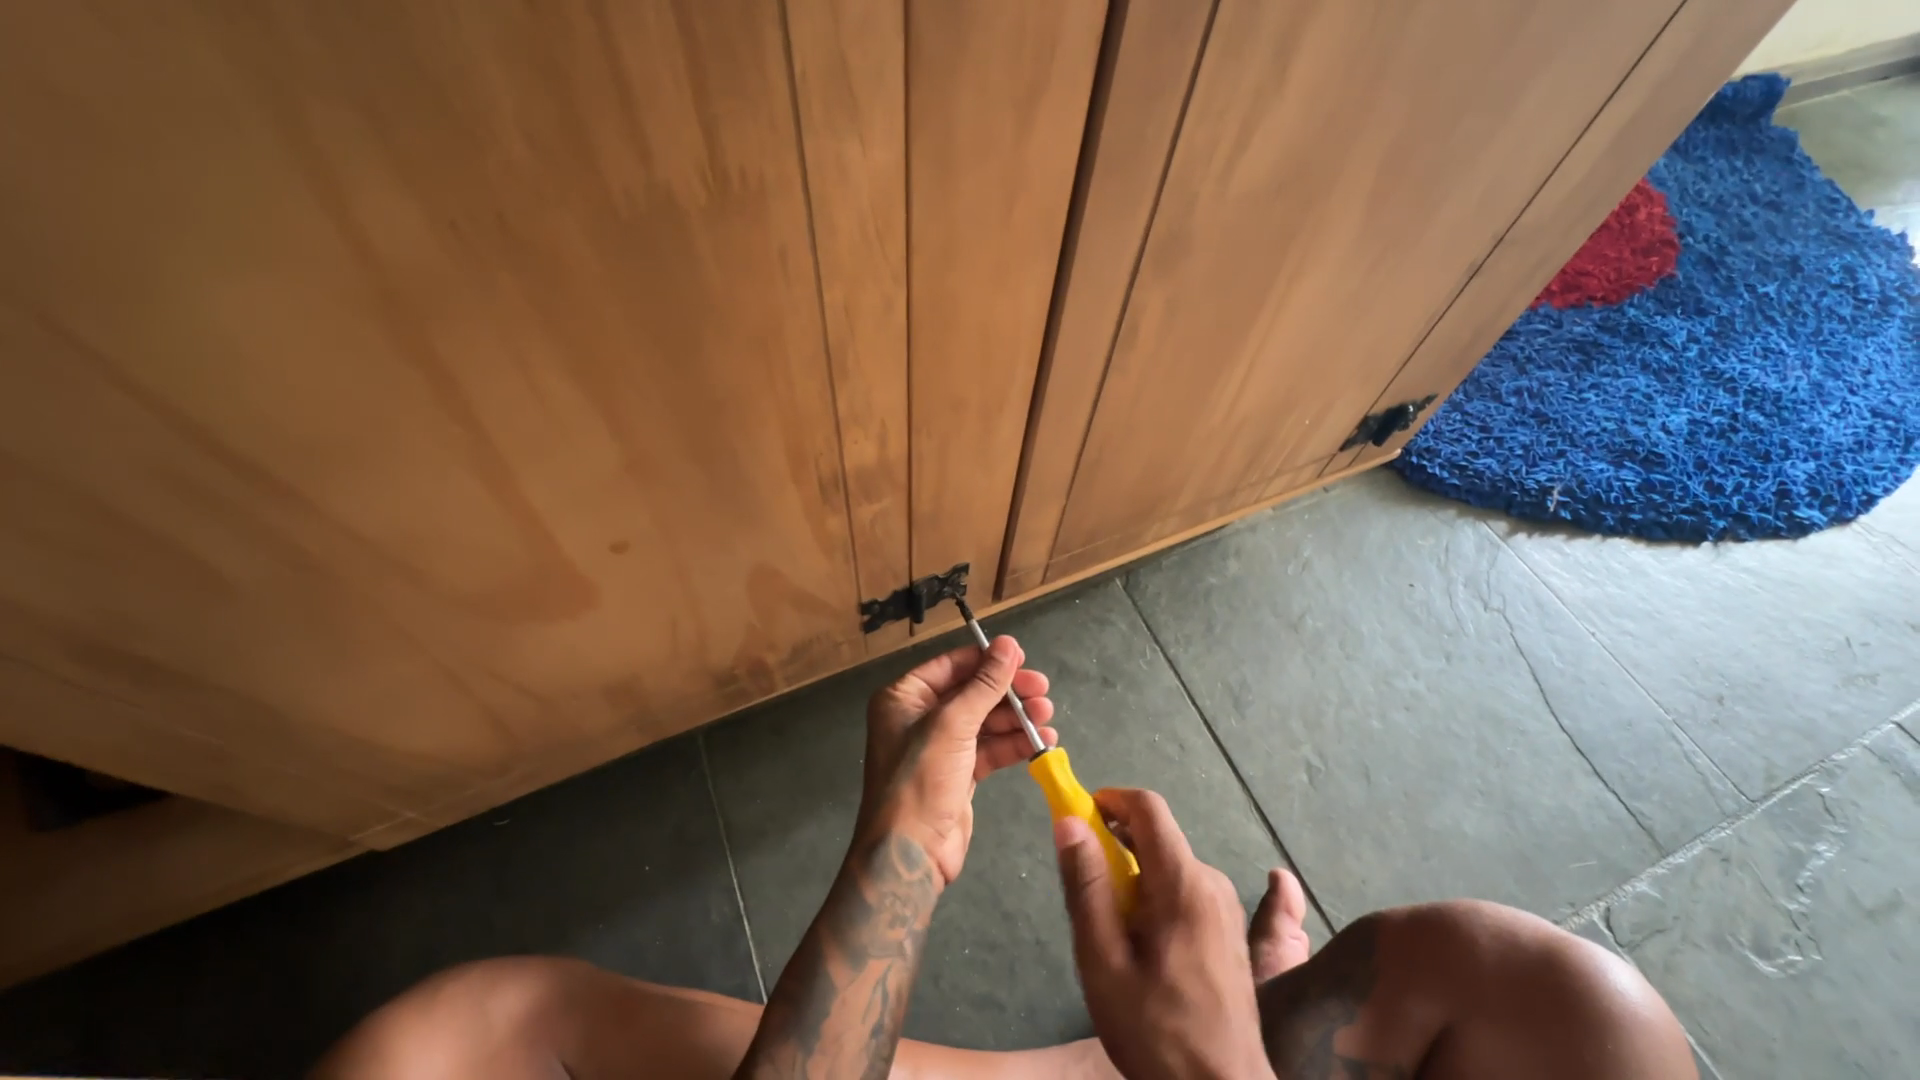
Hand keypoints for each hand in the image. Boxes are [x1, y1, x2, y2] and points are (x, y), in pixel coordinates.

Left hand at [856, 635, 1056, 885]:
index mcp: (905, 697)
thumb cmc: (920, 779)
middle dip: (1008, 692)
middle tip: (1042, 690)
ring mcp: (941, 747)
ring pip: (985, 721)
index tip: (1023, 658)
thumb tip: (1007, 644)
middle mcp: (920, 717)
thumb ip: (984, 685)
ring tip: (1047, 714)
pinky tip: (1041, 740)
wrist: (910, 852)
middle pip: (972, 692)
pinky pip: (990, 749)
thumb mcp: (952, 724)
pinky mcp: (959, 774)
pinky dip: (1014, 743)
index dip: (987, 660)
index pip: (951, 666)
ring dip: (1016, 718)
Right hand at [1055, 789, 1275, 1079]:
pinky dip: (1154, 897)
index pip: (1148, 807)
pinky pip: (1183, 889)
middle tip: (1086, 896)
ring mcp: (1225, 906)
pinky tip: (1141, 947)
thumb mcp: (1103, 961)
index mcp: (1183, 883)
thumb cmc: (1155, 1030)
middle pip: (1155, 836)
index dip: (1109, 799)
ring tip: (1111, 934)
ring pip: (1167, 865)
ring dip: (1132, 878)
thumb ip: (1086, 887)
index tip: (1077, 818)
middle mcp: (1211, 882)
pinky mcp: (1228, 927)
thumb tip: (1069, 822)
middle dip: (1114, 848)